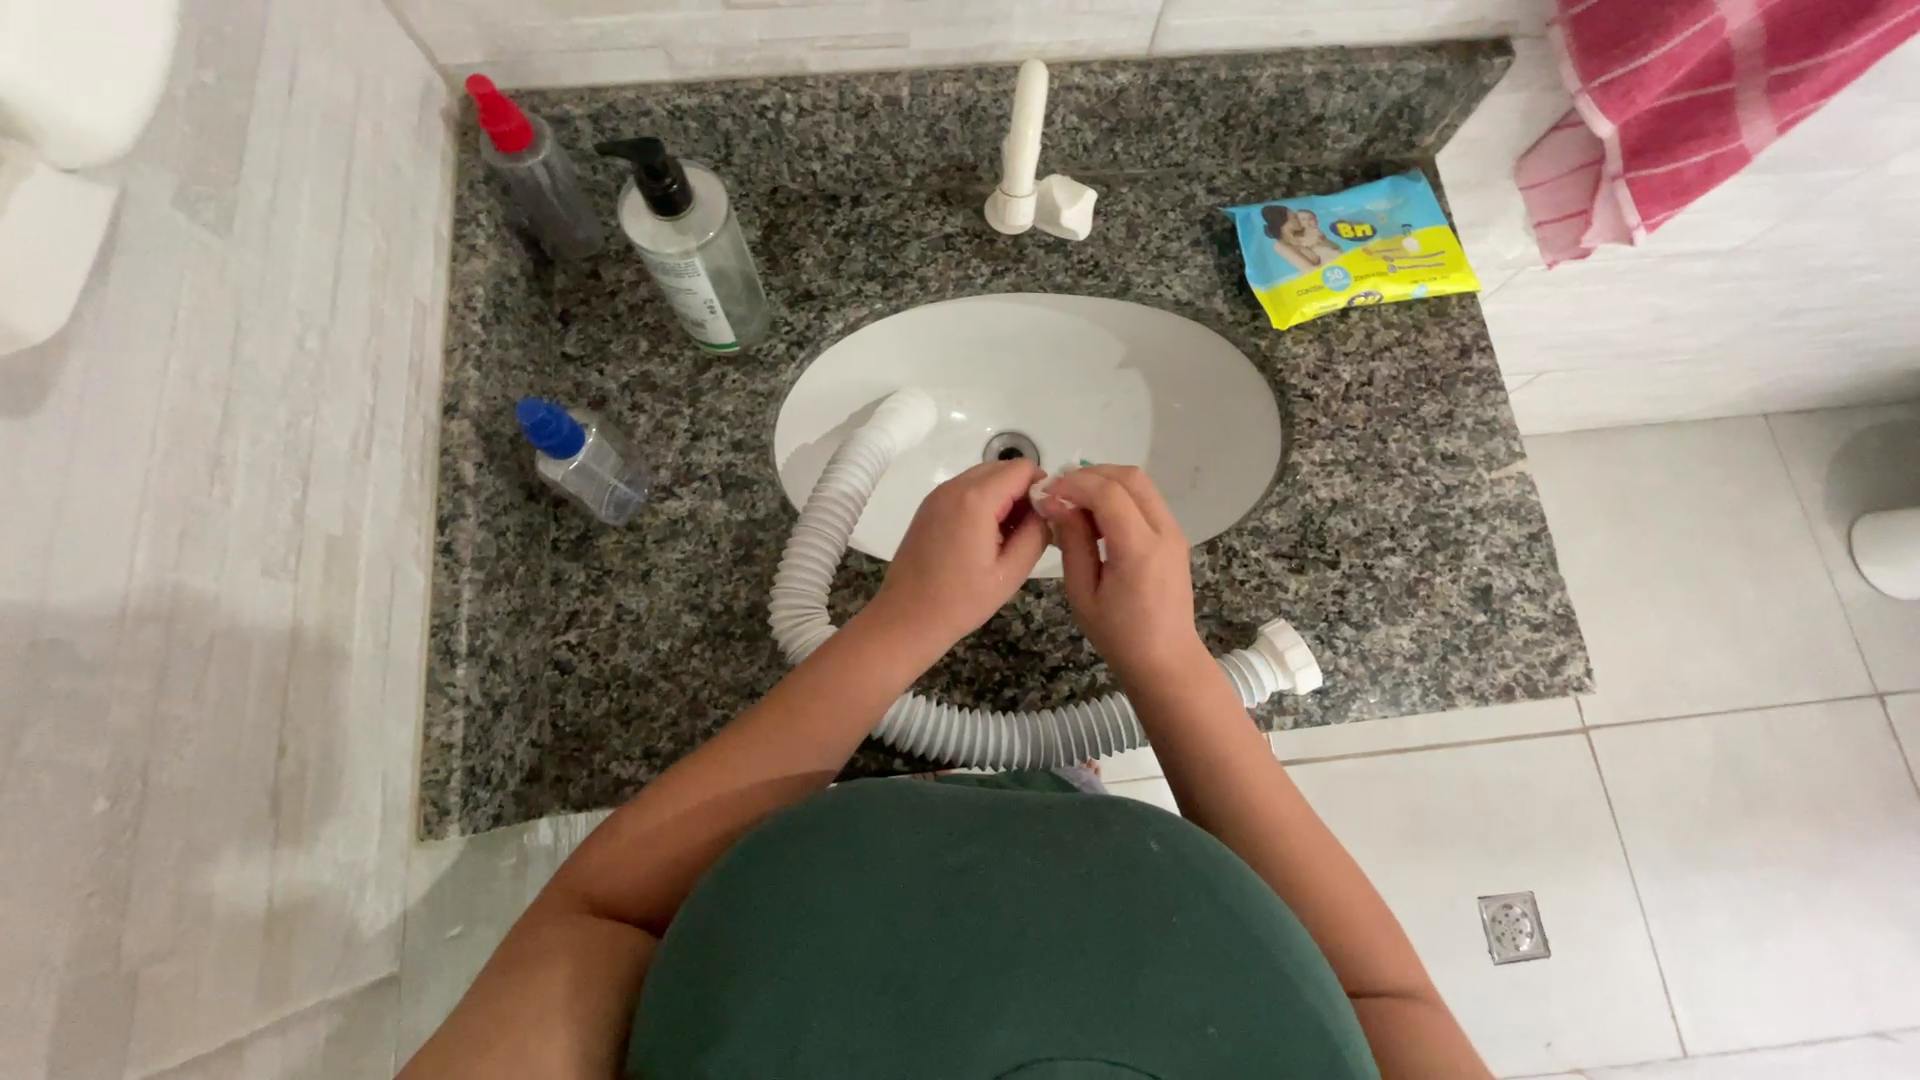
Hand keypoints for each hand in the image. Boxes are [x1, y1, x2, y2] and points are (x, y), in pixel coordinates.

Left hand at [869, 459, 1050, 652]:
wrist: (907, 617)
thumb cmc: (961, 601)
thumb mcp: (1011, 572)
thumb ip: (1037, 533)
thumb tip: (1048, 510)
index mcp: (976, 499)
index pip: (1023, 469)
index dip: (1042, 488)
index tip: (1045, 519)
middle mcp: (954, 487)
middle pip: (1003, 467)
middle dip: (1022, 492)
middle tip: (1027, 531)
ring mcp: (937, 495)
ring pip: (984, 477)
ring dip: (1003, 497)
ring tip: (1006, 538)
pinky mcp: (929, 507)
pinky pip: (965, 490)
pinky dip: (982, 503)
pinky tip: (984, 538)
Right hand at [1036, 465, 1207, 683]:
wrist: (1166, 660)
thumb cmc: (1119, 635)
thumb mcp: (1083, 593)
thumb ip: (1072, 543)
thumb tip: (1056, 504)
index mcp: (1139, 550)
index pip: (1108, 493)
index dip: (1074, 484)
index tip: (1047, 493)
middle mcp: (1164, 532)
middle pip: (1130, 477)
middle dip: (1090, 474)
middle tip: (1059, 491)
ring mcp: (1174, 532)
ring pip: (1141, 484)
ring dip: (1105, 483)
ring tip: (1075, 503)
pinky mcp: (1174, 536)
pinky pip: (1146, 500)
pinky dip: (1119, 496)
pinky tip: (1096, 518)